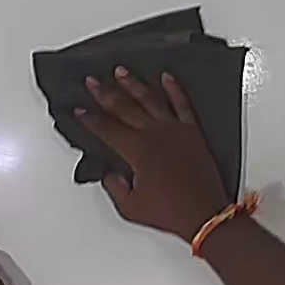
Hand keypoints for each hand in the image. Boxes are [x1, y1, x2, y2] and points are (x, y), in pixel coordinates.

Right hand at [77, 67, 231, 241]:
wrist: (205, 214)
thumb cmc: (169, 212)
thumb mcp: (130, 206)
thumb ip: (115, 186)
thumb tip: (110, 172)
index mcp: (138, 151)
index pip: (107, 129)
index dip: (90, 119)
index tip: (78, 109)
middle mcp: (155, 135)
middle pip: (124, 108)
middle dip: (105, 93)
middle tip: (92, 80)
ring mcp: (175, 130)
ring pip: (150, 99)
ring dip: (133, 84)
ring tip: (120, 71)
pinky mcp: (192, 132)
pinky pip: (182, 104)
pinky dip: (174, 89)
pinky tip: (165, 77)